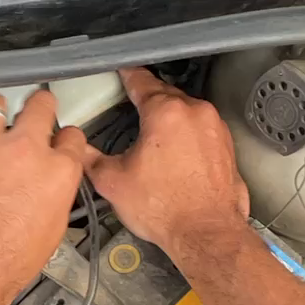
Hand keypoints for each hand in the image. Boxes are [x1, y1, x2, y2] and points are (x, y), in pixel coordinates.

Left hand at [0, 89, 92, 304]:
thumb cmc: (7, 260)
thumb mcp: (53, 229)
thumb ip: (56, 192)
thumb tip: (52, 182)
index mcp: (58, 171)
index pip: (72, 135)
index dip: (65, 138)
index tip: (58, 140)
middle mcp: (25, 151)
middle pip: (40, 105)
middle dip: (39, 106)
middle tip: (35, 109)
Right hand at [85, 68, 251, 257]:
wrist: (205, 233)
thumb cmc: (166, 209)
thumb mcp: (112, 182)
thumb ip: (91, 159)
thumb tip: (78, 151)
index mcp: (166, 113)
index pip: (142, 81)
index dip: (127, 75)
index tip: (122, 71)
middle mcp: (195, 113)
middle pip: (165, 95)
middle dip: (147, 100)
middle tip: (130, 106)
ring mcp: (214, 129)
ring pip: (185, 112)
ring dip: (167, 119)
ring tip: (149, 136)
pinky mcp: (225, 147)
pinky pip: (200, 131)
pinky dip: (184, 136)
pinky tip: (171, 155)